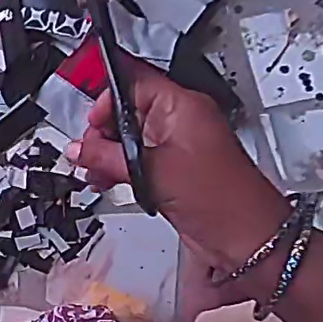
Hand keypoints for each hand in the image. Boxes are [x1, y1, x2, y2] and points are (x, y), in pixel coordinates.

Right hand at [62, 57, 288, 269]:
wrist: (244, 239)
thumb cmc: (223, 200)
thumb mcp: (151, 171)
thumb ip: (106, 156)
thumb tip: (78, 148)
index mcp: (183, 106)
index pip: (135, 81)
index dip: (107, 97)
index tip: (91, 121)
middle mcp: (178, 122)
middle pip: (125, 111)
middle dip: (101, 132)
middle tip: (90, 151)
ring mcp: (173, 147)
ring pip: (125, 138)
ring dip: (104, 154)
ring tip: (95, 170)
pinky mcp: (168, 170)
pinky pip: (132, 160)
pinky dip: (115, 168)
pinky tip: (106, 179)